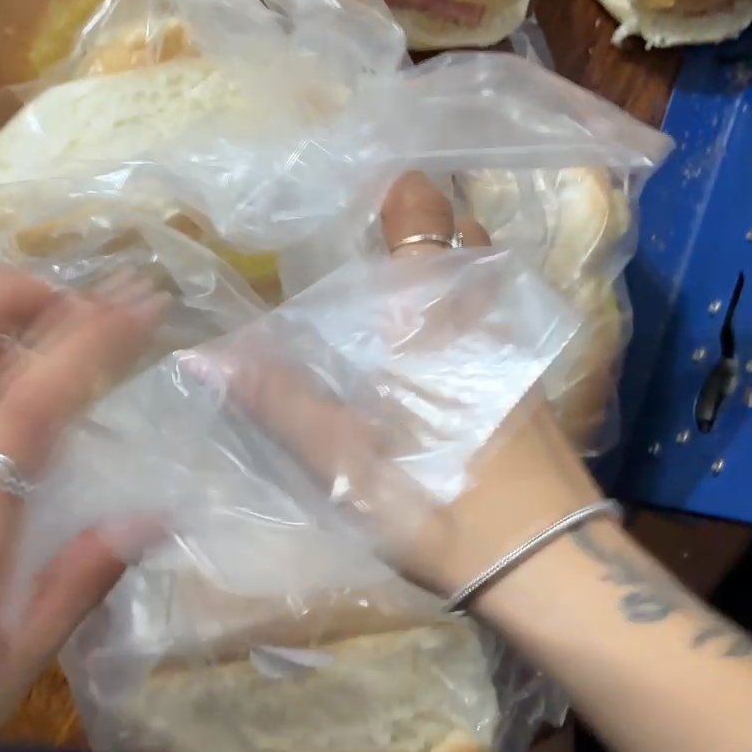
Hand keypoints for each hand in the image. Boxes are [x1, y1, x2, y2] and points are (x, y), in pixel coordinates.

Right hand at [218, 173, 602, 594]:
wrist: (550, 568)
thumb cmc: (438, 503)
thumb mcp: (342, 461)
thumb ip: (275, 402)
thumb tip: (202, 357)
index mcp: (433, 319)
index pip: (424, 221)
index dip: (399, 191)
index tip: (365, 183)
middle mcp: (484, 318)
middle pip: (465, 237)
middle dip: (427, 220)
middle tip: (374, 225)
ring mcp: (517, 352)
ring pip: (487, 277)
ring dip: (450, 259)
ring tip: (400, 273)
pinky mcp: (532, 387)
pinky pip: (497, 316)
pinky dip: (466, 302)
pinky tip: (435, 340)